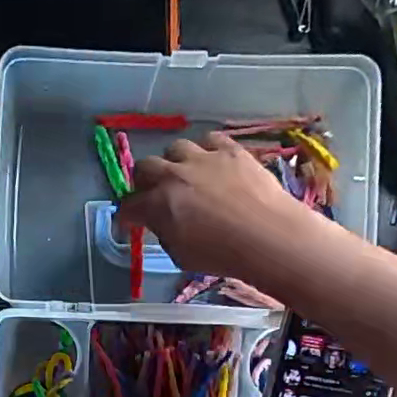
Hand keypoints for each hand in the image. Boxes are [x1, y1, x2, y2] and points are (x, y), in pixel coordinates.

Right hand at [116, 132, 338, 281]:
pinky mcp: (230, 150)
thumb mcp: (182, 256)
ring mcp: (202, 158)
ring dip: (175, 161)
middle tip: (154, 193)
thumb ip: (166, 235)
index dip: (127, 214)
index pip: (129, 206)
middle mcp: (174, 175)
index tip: (130, 220)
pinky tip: (213, 163)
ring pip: (175, 148)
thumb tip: (162, 224)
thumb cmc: (223, 255)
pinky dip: (206, 150)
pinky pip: (209, 140)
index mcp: (158, 205)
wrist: (269, 236)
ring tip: (185, 174)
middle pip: (145, 167)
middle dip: (145, 181)